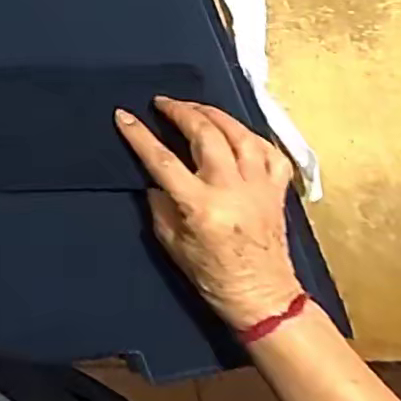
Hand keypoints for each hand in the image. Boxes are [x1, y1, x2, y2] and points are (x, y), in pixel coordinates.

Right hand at [115, 96, 302, 331]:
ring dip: (215, 115)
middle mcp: (233, 191)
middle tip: (162, 102)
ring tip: (195, 107)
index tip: (123, 115)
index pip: (163, 159)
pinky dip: (251, 135)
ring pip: (241, 136)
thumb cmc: (208, 272)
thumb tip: (156, 174)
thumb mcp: (168, 237)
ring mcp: (260, 189)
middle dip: (181, 112)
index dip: (139, 134)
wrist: (263, 297)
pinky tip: (235, 131)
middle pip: (206, 136)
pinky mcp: (278, 192)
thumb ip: (160, 200)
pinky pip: (270, 152)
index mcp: (201, 206)